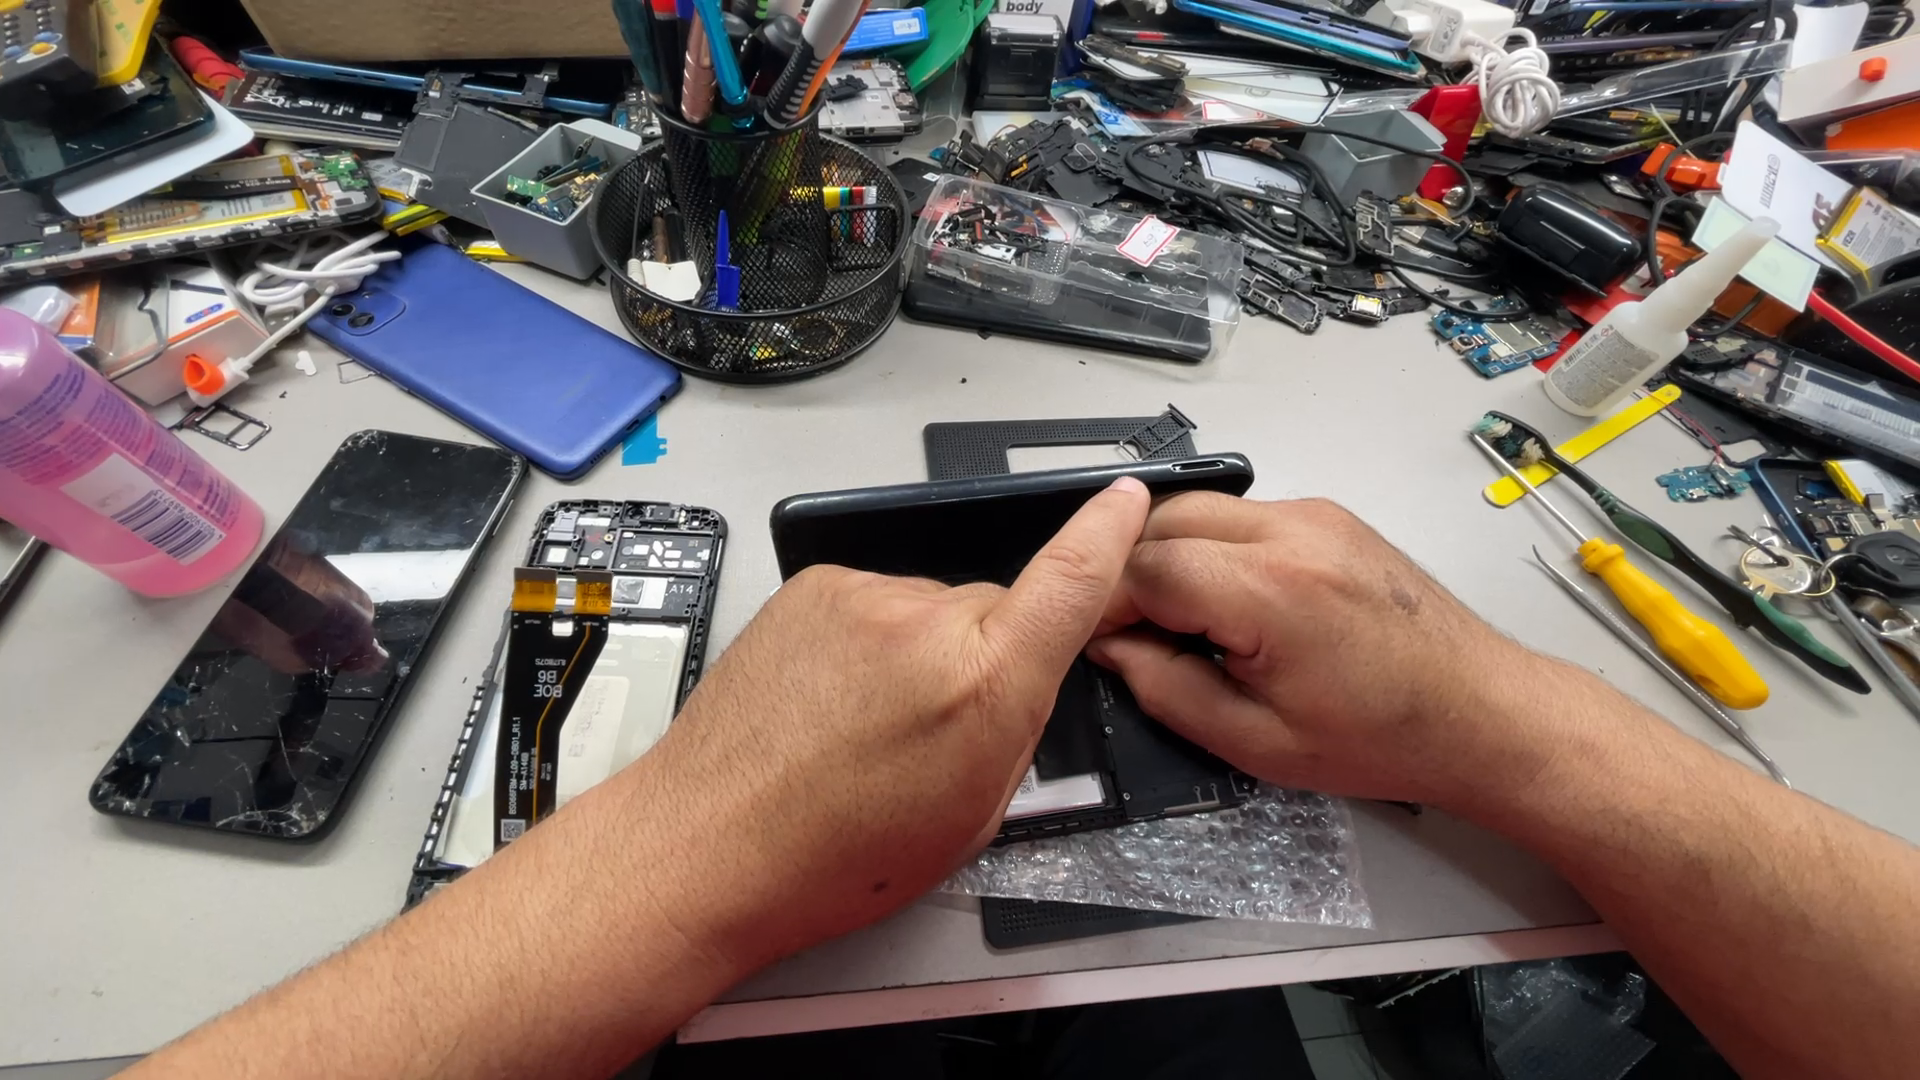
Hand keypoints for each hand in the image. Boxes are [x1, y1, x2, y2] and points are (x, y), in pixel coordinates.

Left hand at [628, 477, 1150, 971]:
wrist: (710, 841)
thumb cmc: (834, 853)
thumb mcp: (970, 814)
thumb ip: (1011, 725)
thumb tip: (1016, 676)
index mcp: (981, 683)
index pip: (1071, 579)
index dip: (1107, 531)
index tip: (1126, 500)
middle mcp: (925, 622)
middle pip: (991, 606)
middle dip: (979, 653)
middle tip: (929, 716)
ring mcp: (863, 595)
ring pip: (929, 607)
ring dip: (916, 648)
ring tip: (864, 714)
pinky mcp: (815, 585)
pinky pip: (876, 600)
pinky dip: (871, 636)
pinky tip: (834, 690)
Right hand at [1087, 493, 1554, 809]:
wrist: (1485, 712)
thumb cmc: (1377, 740)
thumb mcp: (1254, 740)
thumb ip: (1163, 686)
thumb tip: (1106, 645)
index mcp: (1273, 591)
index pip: (1146, 567)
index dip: (1104, 602)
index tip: (1095, 637)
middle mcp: (1291, 530)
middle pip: (1161, 519)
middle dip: (1125, 569)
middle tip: (1126, 626)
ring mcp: (1312, 512)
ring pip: (1194, 508)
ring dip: (1163, 553)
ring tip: (1171, 613)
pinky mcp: (1325, 512)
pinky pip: (1234, 514)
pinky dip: (1204, 547)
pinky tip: (1219, 596)